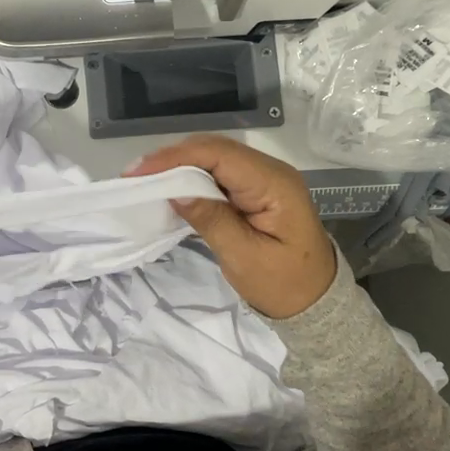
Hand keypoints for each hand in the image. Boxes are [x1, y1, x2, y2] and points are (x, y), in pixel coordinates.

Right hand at [127, 135, 335, 319]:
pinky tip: (170, 187)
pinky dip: (191, 176)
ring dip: (179, 165)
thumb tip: (176, 191)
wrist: (315, 302)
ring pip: (214, 157)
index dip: (176, 157)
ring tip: (145, 180)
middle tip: (134, 175)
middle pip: (215, 149)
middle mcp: (270, 171)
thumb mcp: (245, 257)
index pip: (219, 155)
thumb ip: (212, 220)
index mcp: (274, 184)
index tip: (140, 172)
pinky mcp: (253, 190)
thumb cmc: (283, 284)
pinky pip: (218, 172)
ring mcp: (263, 179)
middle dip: (172, 158)